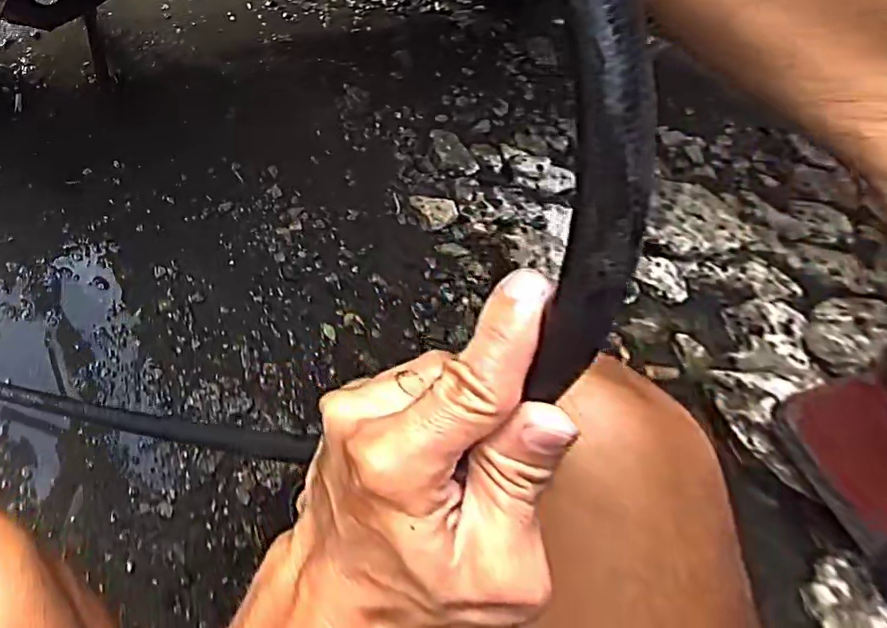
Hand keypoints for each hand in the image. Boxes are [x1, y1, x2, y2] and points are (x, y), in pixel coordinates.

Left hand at [232, 268, 579, 626]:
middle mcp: (360, 419)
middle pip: (454, 376)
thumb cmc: (409, 594)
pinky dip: (433, 410)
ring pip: (433, 377)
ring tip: (454, 474)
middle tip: (491, 471)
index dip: (507, 334)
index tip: (528, 293)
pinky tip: (430, 457)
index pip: (469, 385)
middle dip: (491, 408)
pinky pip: (410, 385)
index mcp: (394, 461)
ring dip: (460, 412)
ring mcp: (347, 406)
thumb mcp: (496, 568)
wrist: (340, 588)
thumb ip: (520, 480)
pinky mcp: (347, 401)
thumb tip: (547, 417)